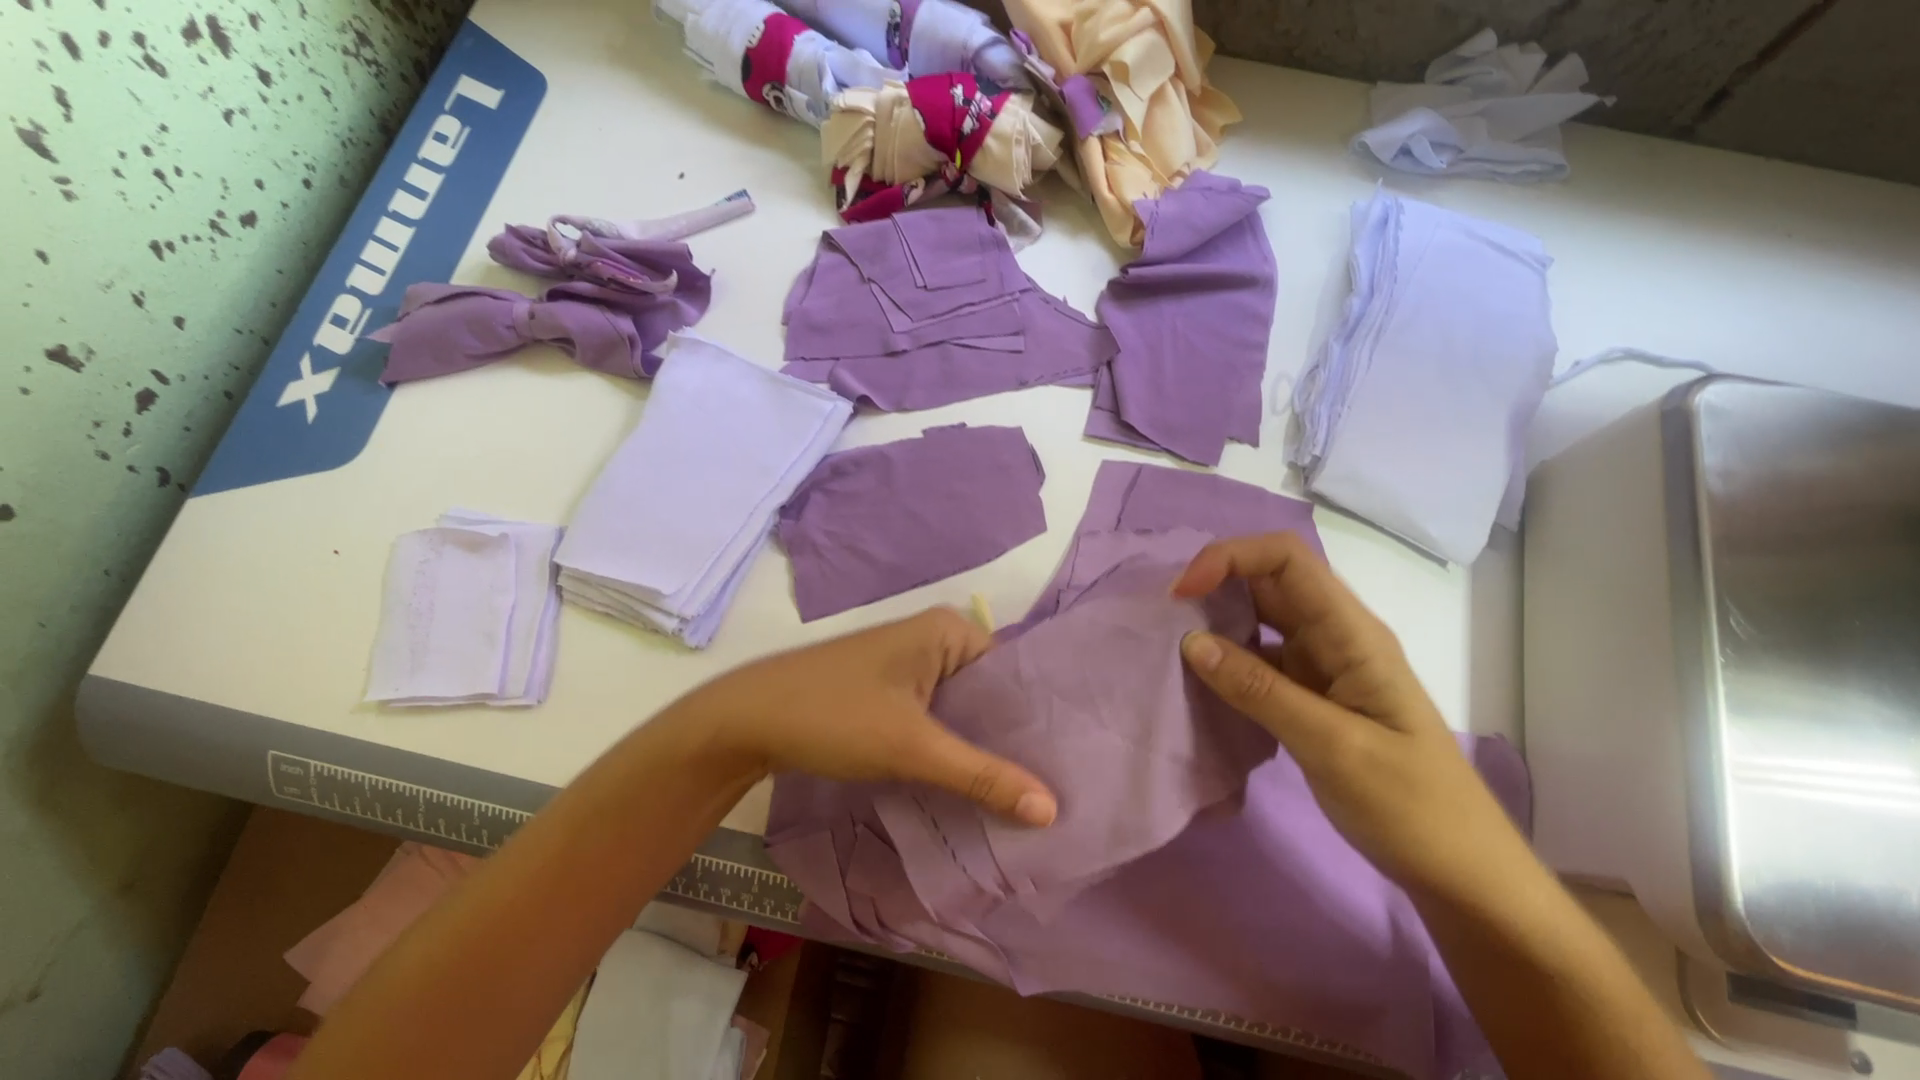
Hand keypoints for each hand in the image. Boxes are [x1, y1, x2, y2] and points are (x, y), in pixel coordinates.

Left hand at [664, 608, 1057, 826]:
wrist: (745, 721)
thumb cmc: (833, 716)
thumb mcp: (912, 748)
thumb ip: (982, 776)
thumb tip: (1052, 810)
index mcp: (950, 631)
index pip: (1017, 675)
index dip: (1043, 722)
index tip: (1077, 768)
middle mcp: (935, 640)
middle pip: (992, 696)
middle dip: (1015, 743)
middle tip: (1059, 794)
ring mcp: (911, 667)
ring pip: (965, 713)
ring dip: (984, 752)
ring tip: (1029, 800)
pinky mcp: (891, 693)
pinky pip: (939, 721)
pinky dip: (954, 751)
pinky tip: (975, 790)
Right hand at [1173, 532, 1531, 904]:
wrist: (1460, 869)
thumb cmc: (1409, 806)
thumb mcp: (1332, 747)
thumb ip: (1260, 691)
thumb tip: (1191, 642)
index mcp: (1353, 634)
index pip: (1286, 560)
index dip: (1230, 558)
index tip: (1180, 595)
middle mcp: (1338, 638)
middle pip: (1271, 582)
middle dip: (1214, 586)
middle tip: (1161, 622)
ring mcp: (1327, 668)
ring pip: (1263, 622)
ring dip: (1217, 624)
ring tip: (1169, 649)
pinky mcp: (1315, 699)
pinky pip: (1263, 663)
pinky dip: (1228, 664)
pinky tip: (1199, 685)